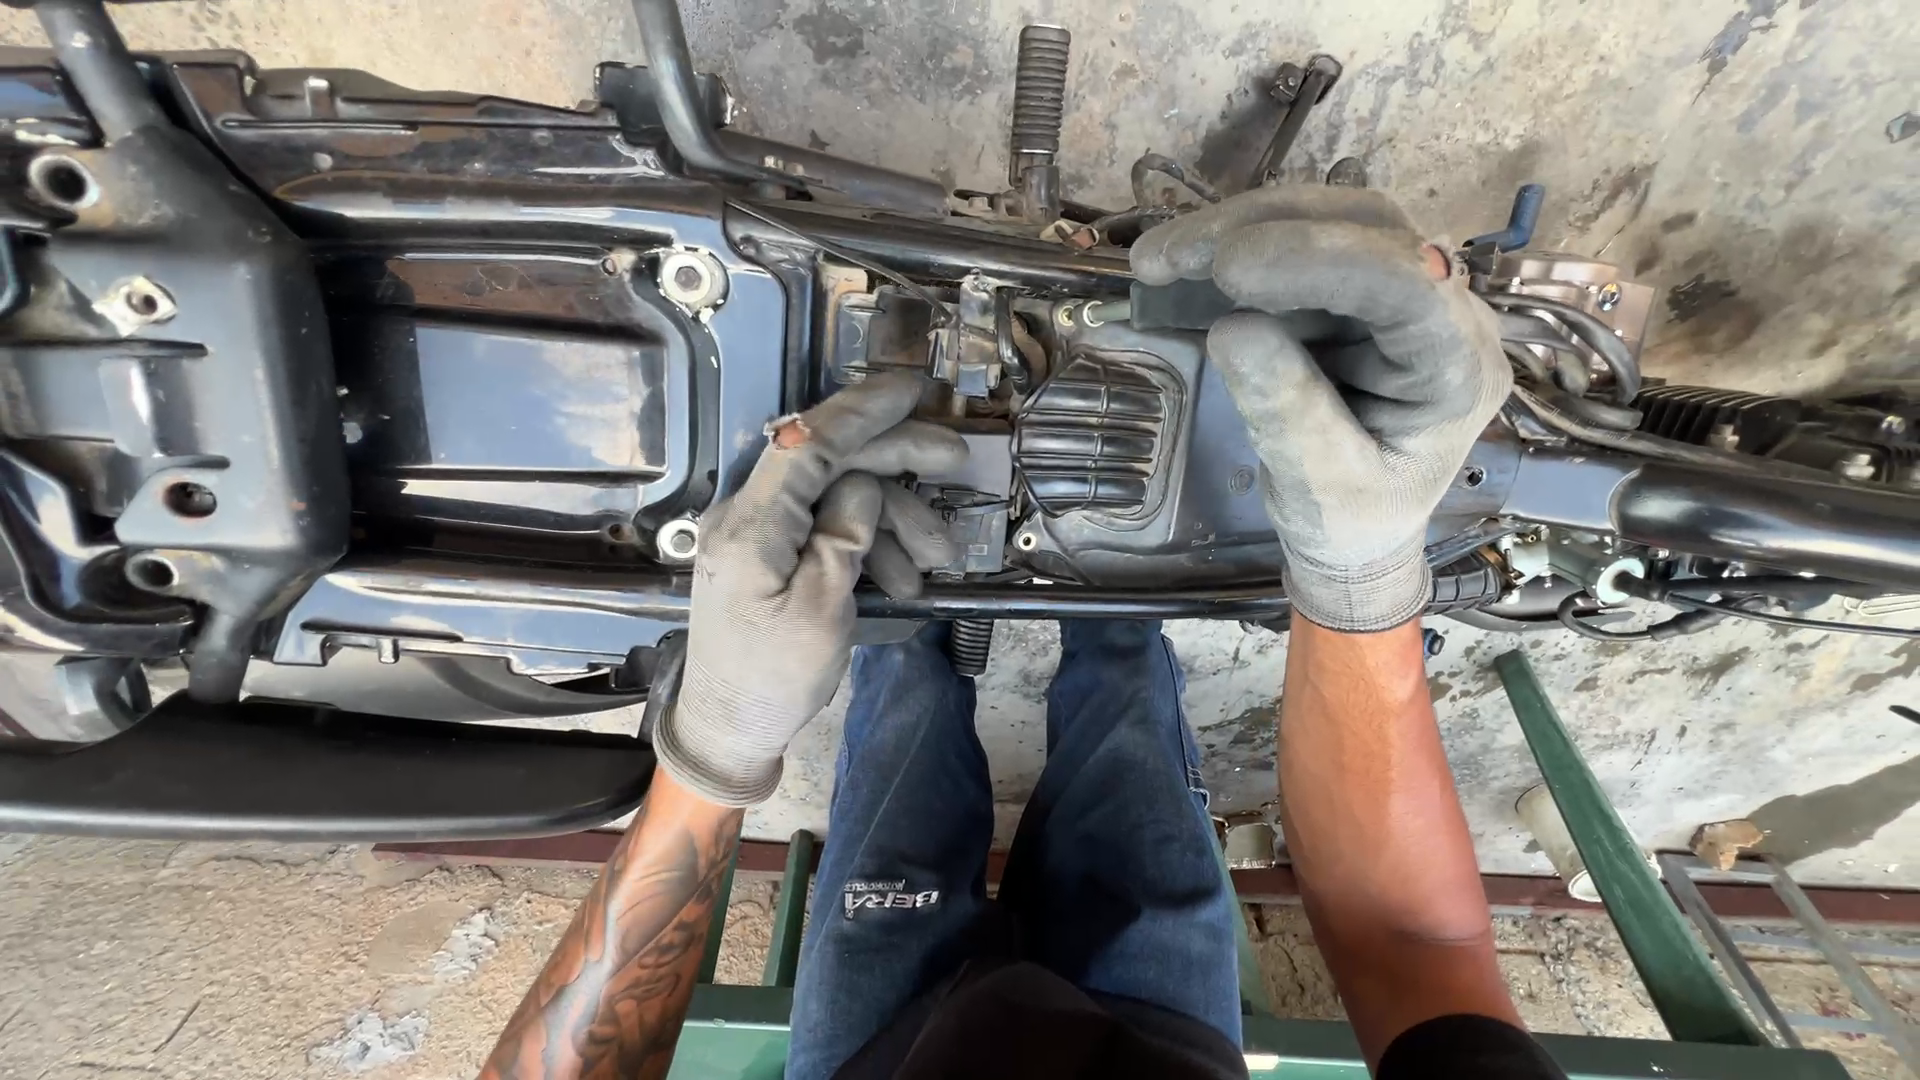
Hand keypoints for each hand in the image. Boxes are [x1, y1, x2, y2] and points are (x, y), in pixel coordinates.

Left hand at [654, 372, 966, 805]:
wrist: (731, 728)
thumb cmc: (774, 679)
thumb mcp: (821, 612)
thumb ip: (843, 537)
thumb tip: (862, 483)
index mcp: (753, 523)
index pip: (810, 443)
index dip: (865, 410)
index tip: (913, 388)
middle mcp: (751, 513)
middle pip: (832, 460)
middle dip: (898, 459)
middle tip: (957, 460)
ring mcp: (763, 531)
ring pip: (841, 496)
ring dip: (895, 519)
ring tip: (938, 558)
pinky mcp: (776, 552)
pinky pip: (829, 527)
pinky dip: (872, 544)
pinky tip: (904, 577)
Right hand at [1132, 186, 1509, 632]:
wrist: (1355, 532)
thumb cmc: (1350, 521)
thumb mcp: (1318, 486)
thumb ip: (1287, 412)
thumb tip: (1231, 327)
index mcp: (1456, 369)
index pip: (1405, 286)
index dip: (1319, 263)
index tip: (1228, 269)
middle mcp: (1444, 312)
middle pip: (1367, 229)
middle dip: (1262, 229)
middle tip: (1167, 255)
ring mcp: (1398, 295)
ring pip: (1330, 222)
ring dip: (1239, 229)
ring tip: (1160, 257)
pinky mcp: (1353, 296)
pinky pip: (1301, 248)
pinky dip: (1236, 248)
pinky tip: (1185, 265)